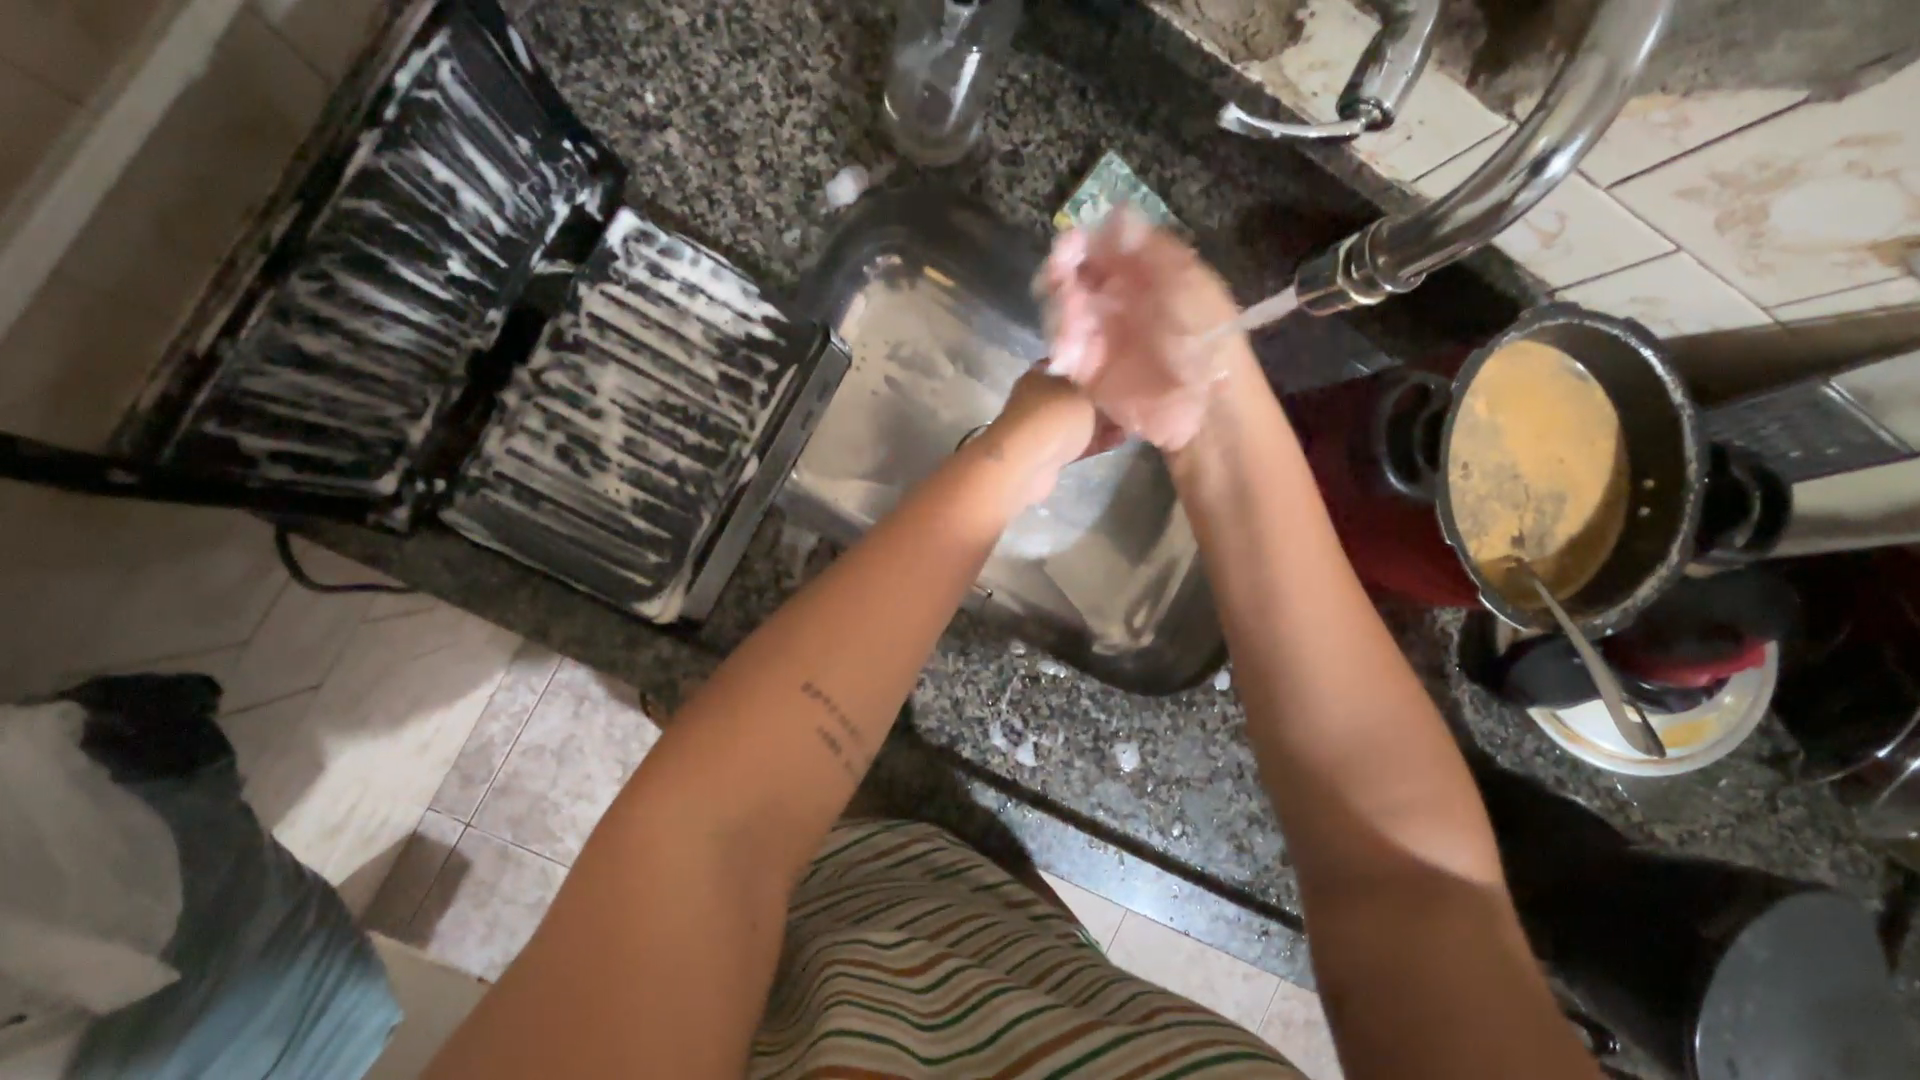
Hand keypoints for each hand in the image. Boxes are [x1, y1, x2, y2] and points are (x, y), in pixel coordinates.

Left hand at [973, 368, 1118, 507]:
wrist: (1027, 463)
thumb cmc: (1056, 416)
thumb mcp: (1085, 392)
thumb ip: (1098, 386)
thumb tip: (1107, 383)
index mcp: (1041, 375)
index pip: (1070, 364)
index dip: (1093, 365)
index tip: (1116, 370)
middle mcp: (1038, 399)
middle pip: (1075, 395)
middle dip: (1101, 399)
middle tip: (1128, 399)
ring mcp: (1042, 428)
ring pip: (1077, 422)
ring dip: (1101, 423)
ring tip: (1129, 421)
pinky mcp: (1048, 454)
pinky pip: (1077, 444)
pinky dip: (1096, 442)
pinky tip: (1121, 439)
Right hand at [1039, 211, 1251, 451]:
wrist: (1205, 408)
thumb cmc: (1206, 341)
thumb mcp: (1190, 285)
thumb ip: (1151, 250)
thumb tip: (1117, 213)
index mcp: (1142, 275)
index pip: (1100, 247)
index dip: (1081, 242)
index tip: (1070, 243)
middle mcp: (1116, 300)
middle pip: (1072, 276)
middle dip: (1061, 274)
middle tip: (1060, 279)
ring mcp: (1098, 335)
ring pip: (1061, 309)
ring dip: (1061, 310)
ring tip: (1074, 322)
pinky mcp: (1086, 370)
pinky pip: (1061, 348)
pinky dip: (1060, 345)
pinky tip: (1071, 352)